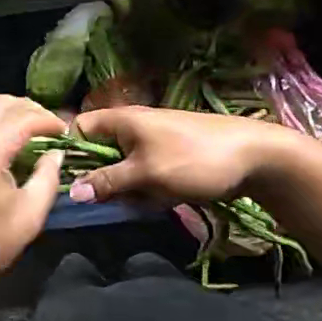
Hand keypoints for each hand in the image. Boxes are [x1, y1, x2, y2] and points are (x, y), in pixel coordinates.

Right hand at [70, 106, 310, 203]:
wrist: (255, 159)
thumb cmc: (194, 159)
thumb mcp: (145, 174)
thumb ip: (106, 182)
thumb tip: (71, 191)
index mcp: (122, 121)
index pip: (78, 129)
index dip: (68, 151)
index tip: (65, 180)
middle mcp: (133, 129)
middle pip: (99, 156)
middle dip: (104, 180)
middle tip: (115, 197)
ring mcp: (153, 145)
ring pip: (123, 172)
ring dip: (130, 191)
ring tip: (151, 199)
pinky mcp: (169, 161)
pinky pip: (145, 178)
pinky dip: (151, 191)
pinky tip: (167, 199)